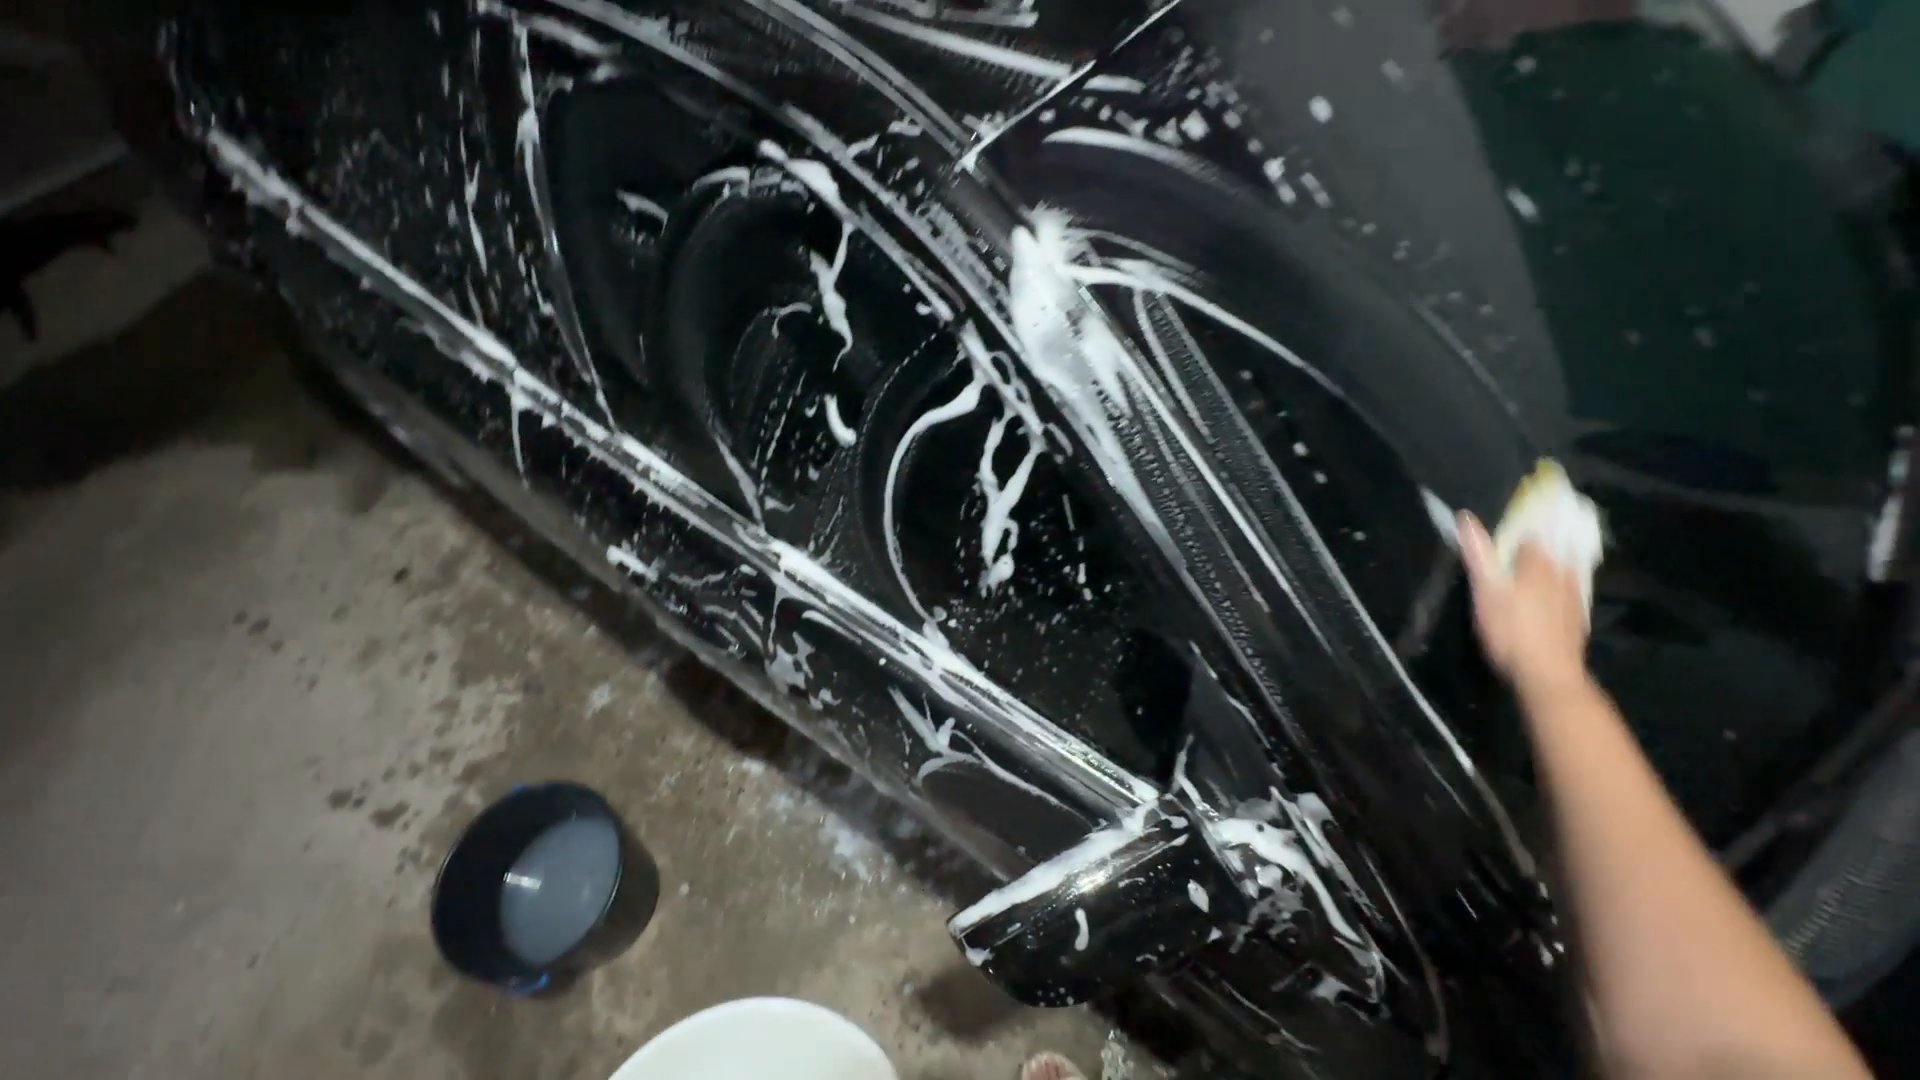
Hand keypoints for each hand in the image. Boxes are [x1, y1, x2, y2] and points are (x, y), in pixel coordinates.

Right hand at [1457, 511, 1590, 693]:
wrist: (1547, 673)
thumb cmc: (1510, 631)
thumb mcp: (1486, 592)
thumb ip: (1479, 555)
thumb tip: (1467, 517)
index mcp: (1536, 565)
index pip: (1532, 536)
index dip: (1521, 529)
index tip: (1513, 524)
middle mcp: (1561, 575)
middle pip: (1556, 549)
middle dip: (1547, 538)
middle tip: (1537, 531)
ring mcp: (1573, 596)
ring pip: (1569, 568)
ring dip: (1562, 557)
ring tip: (1553, 552)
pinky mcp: (1578, 618)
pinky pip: (1575, 590)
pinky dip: (1568, 583)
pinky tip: (1563, 589)